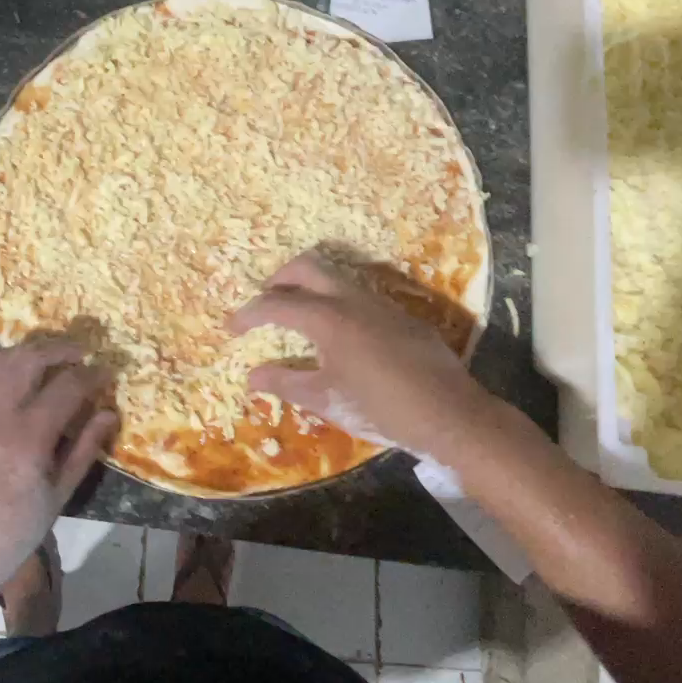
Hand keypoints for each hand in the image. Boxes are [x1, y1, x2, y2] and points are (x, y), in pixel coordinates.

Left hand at [0, 339, 117, 586]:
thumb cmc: (18, 529)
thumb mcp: (61, 492)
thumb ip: (85, 447)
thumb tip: (109, 413)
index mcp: (28, 436)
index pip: (67, 386)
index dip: (92, 375)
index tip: (108, 372)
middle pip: (30, 359)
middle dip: (60, 349)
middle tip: (82, 353)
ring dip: (29, 351)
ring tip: (51, 358)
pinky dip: (3, 364)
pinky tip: (19, 374)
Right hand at [228, 252, 506, 459]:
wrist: (449, 415)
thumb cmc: (379, 408)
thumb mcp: (324, 400)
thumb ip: (284, 383)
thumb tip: (252, 375)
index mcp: (328, 319)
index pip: (276, 304)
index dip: (249, 314)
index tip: (232, 328)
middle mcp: (352, 300)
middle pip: (307, 267)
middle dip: (279, 279)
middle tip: (265, 302)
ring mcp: (381, 304)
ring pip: (337, 277)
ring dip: (310, 287)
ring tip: (297, 315)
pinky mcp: (402, 316)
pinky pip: (360, 295)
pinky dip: (336, 302)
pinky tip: (339, 335)